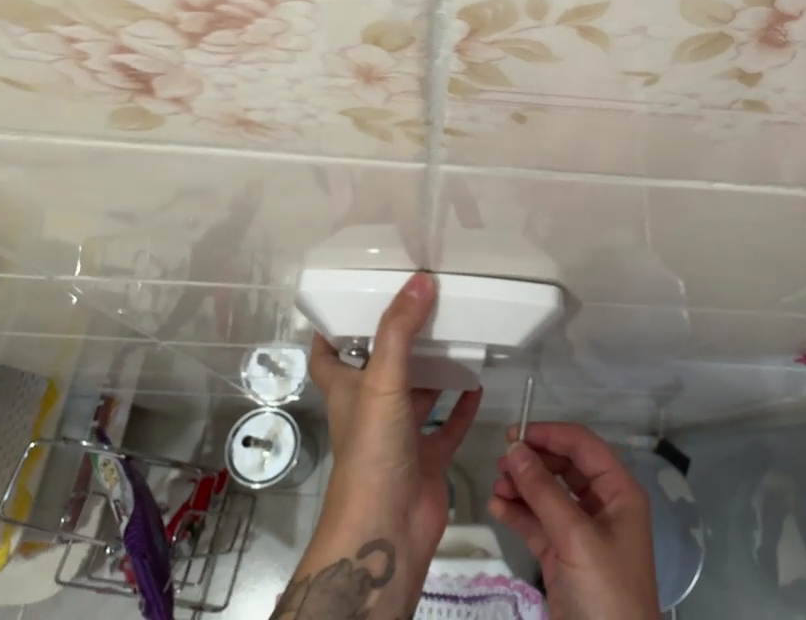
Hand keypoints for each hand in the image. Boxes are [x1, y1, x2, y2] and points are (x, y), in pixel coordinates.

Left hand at [305, 272, 480, 581]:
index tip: (352, 302)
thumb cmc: (373, 450)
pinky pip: (447, 426)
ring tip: (456, 336)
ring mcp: (399, 436)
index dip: (333, 331)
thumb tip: (420, 279)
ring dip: (433, 371)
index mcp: (347, 391)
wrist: (388, 527)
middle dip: (396, 342)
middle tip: (422, 307)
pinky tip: (477, 384)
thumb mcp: (382, 380)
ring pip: (416, 395)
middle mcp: (370, 410)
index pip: (328, 356)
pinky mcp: (427, 458)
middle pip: (380, 370)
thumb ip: (400, 330)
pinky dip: (461, 406)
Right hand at [490, 422, 658, 619]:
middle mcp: (602, 505)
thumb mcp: (577, 538)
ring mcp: (581, 531)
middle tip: (500, 460)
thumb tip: (515, 448)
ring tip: (496, 486)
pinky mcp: (562, 556)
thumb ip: (544, 492)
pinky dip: (518, 514)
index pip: (583, 446)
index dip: (551, 434)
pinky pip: (538, 524)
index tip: (514, 432)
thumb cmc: (606, 590)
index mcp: (619, 492)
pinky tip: (497, 507)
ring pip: (548, 495)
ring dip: (522, 487)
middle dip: (533, 461)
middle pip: (564, 467)